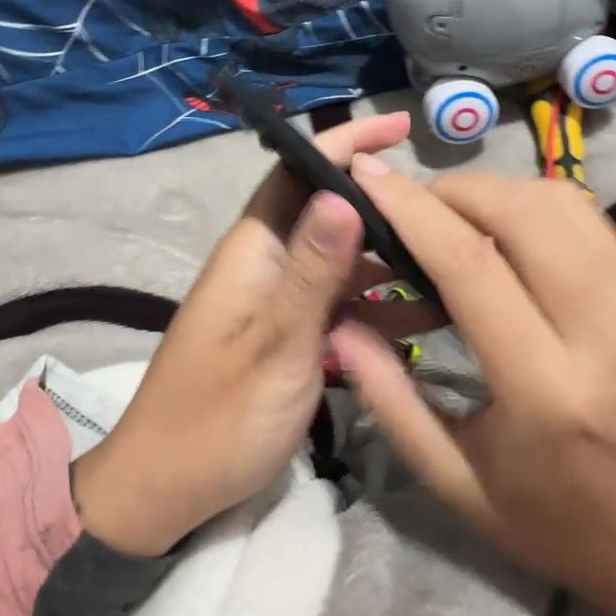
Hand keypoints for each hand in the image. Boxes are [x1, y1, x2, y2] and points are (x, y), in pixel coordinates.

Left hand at [71, 111, 423, 556]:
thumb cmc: (218, 415)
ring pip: (342, 260)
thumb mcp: (275, 343)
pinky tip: (425, 317)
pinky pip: (340, 303)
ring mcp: (278, 300)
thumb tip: (345, 190)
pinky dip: (378, 304)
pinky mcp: (288, 334)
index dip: (347, 141)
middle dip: (384, 205)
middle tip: (446, 211)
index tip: (400, 125)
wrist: (164, 490)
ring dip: (390, 259)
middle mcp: (266, 262)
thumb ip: (312, 270)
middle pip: (329, 213)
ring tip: (451, 263)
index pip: (300, 171)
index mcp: (254, 248)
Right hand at [329, 160, 615, 615]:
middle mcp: (606, 333)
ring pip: (562, 202)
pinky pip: (587, 222)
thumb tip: (338, 326)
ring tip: (452, 218)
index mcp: (548, 392)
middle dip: (454, 188)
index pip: (472, 264)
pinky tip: (504, 239)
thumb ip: (392, 401)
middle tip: (408, 204)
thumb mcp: (460, 485)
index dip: (412, 209)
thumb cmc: (564, 524)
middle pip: (523, 210)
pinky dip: (534, 209)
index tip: (367, 178)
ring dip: (496, 191)